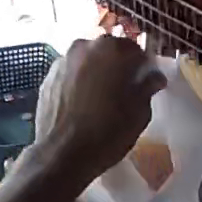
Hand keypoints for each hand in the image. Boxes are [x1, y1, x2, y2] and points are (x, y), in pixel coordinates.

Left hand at [23, 35, 166, 191]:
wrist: (62, 155)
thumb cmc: (108, 133)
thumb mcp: (139, 113)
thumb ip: (147, 88)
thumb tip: (154, 77)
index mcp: (113, 49)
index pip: (136, 51)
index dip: (143, 68)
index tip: (146, 84)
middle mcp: (85, 46)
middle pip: (108, 52)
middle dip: (118, 68)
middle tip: (124, 92)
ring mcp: (62, 60)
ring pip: (87, 62)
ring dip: (96, 74)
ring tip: (101, 100)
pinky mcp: (47, 78)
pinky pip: (71, 75)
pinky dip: (78, 84)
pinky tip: (82, 106)